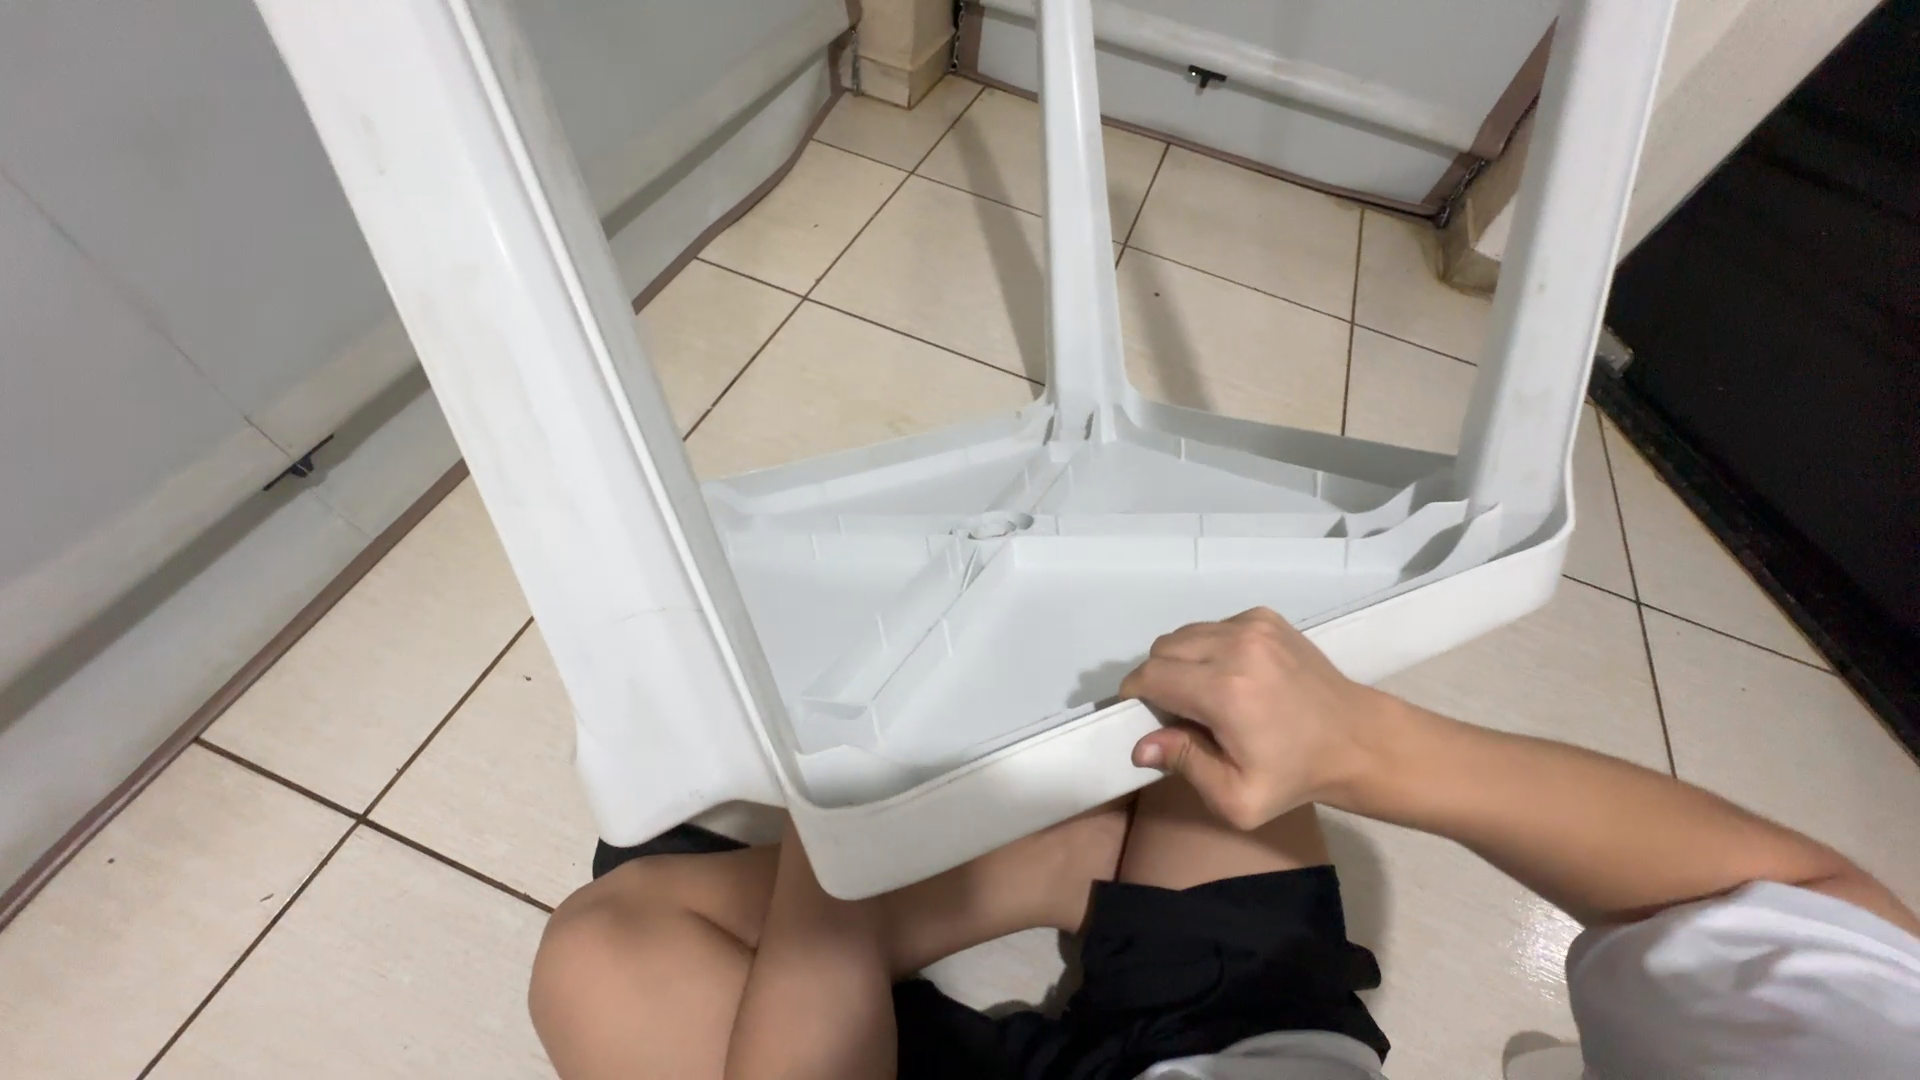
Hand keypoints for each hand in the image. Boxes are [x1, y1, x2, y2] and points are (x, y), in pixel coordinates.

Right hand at [1121, 607, 1389, 829]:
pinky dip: (1208, 648)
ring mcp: (1252, 626)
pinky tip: (1232, 674)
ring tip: (1206, 692)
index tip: (1145, 716)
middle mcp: (1235, 647)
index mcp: (1225, 691)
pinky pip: (1212, 626)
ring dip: (1181, 661)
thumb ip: (1184, 765)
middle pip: (1162, 649)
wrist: (1358, 740)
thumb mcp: (1236, 797)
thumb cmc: (1294, 776)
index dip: (1136, 695)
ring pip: (1184, 634)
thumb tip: (1141, 745)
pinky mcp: (1265, 618)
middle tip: (1179, 710)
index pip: (1150, 675)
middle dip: (1158, 678)